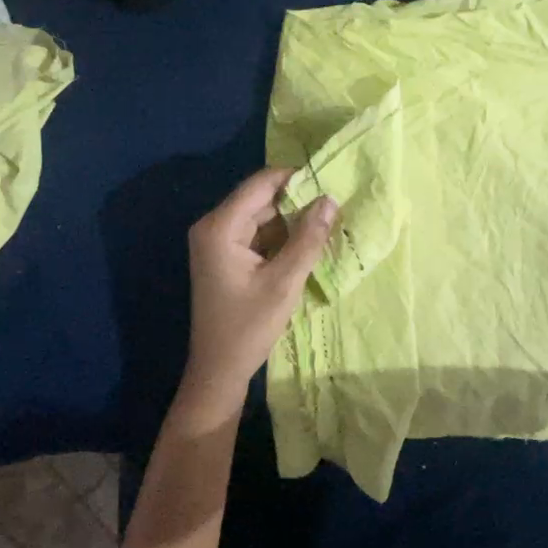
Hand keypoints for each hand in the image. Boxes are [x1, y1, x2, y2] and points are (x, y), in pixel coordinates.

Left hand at [182, 168, 337, 410]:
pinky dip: (280, 238)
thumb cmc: (247, 328)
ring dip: (291, 222)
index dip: (296, 178)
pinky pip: (256, 234)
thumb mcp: (284, 283)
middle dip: (296, 202)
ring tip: (326, 227)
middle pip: (261, 198)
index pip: (261, 184)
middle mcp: (213, 226)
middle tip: (334, 209)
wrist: (218, 369)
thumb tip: (330, 199)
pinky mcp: (224, 256)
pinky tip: (306, 246)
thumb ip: (308, 240)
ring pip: (261, 216)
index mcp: (220, 227)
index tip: (330, 182)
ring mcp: (216, 241)